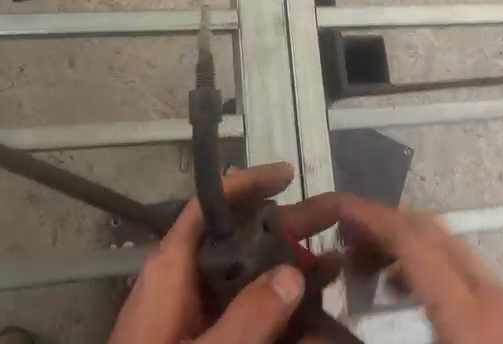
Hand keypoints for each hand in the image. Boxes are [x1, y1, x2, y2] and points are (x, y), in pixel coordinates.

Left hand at [109, 161, 341, 343]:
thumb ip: (250, 317)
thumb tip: (292, 275)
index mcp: (170, 268)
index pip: (208, 206)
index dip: (246, 183)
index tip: (288, 175)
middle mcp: (178, 281)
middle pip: (234, 241)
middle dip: (282, 234)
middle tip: (331, 228)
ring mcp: (187, 314)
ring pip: (241, 281)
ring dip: (284, 278)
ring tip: (332, 273)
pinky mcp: (196, 338)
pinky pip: (236, 316)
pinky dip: (270, 315)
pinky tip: (309, 325)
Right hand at [330, 197, 502, 343]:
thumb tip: (308, 330)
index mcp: (467, 314)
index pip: (410, 238)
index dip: (366, 218)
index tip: (327, 212)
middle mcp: (491, 297)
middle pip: (429, 230)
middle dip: (379, 225)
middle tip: (337, 239)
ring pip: (445, 246)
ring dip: (400, 243)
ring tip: (360, 265)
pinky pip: (458, 269)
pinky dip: (422, 265)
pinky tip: (396, 291)